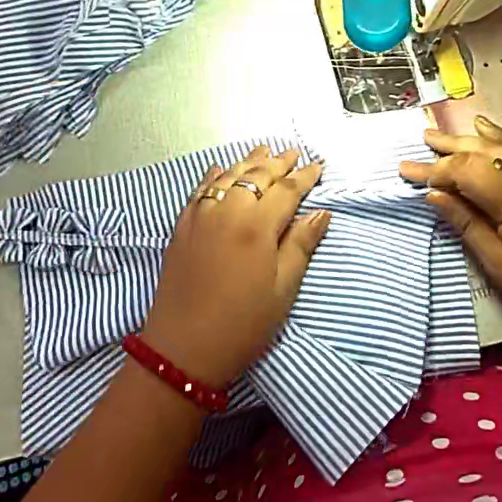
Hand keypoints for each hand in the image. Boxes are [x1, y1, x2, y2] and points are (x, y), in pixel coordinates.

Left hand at [142, 146, 329, 388]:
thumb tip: (320, 213)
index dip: (305, 177)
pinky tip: (221, 170)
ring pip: (227, 177)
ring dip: (248, 162)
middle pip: (256, 176)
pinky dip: (214, 175)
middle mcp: (227, 212)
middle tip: (294, 153)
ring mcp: (200, 217)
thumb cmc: (243, 325)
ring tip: (263, 151)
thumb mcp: (283, 290)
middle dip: (278, 163)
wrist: (183, 350)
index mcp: (257, 227)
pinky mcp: (181, 228)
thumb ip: (301, 245)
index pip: (287, 190)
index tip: (319, 166)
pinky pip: (200, 190)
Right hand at [400, 116, 501, 339]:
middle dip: (448, 147)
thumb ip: (468, 226)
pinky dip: (499, 137)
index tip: (407, 172)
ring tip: (438, 134)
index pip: (467, 171)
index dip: (435, 170)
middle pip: (483, 151)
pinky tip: (484, 128)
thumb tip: (435, 196)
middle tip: (419, 140)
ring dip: (468, 139)